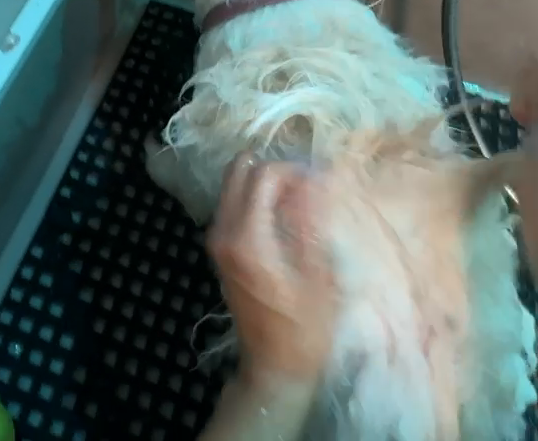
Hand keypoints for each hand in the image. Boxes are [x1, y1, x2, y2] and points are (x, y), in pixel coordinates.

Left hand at [206, 153, 334, 382]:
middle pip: (240, 168)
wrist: (273, 369)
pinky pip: (232, 201)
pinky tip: (283, 213)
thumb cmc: (303, 329)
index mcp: (248, 236)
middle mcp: (224, 231)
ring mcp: (217, 238)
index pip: (264, 173)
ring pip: (233, 182)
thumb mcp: (319, 276)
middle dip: (275, 168)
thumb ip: (313, 220)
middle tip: (305, 185)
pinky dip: (255, 195)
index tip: (320, 182)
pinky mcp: (219, 247)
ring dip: (264, 180)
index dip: (294, 170)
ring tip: (298, 198)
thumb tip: (318, 176)